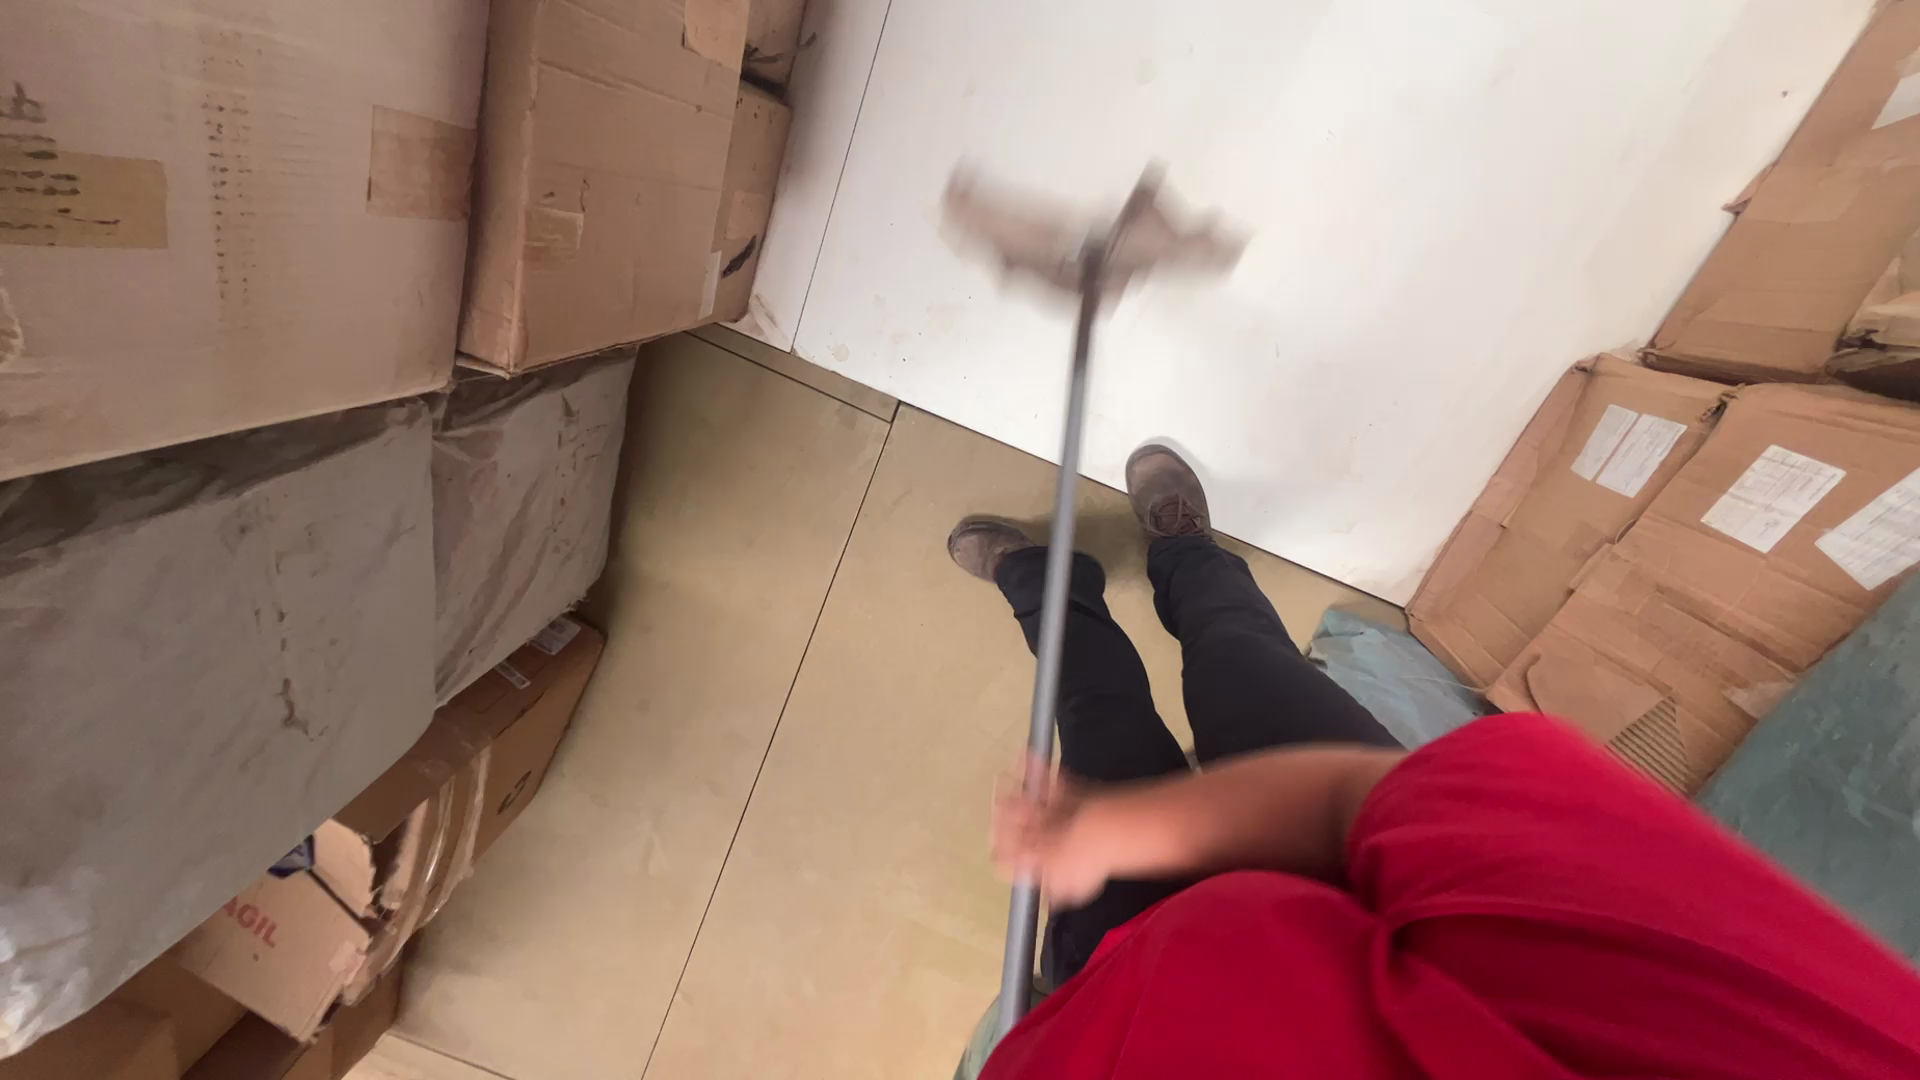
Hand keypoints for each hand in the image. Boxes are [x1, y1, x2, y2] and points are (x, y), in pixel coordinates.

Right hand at [991, 760, 1112, 907]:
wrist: (1098, 831)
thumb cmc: (1084, 864)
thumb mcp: (1069, 888)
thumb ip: (1054, 891)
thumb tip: (1050, 899)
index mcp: (1029, 858)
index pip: (1005, 859)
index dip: (1002, 860)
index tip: (1000, 860)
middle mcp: (1029, 830)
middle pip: (1005, 826)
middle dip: (998, 824)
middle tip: (994, 822)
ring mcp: (1043, 807)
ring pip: (1017, 799)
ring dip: (1006, 791)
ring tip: (998, 781)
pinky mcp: (1058, 790)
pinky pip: (1042, 774)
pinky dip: (1031, 763)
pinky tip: (1024, 751)